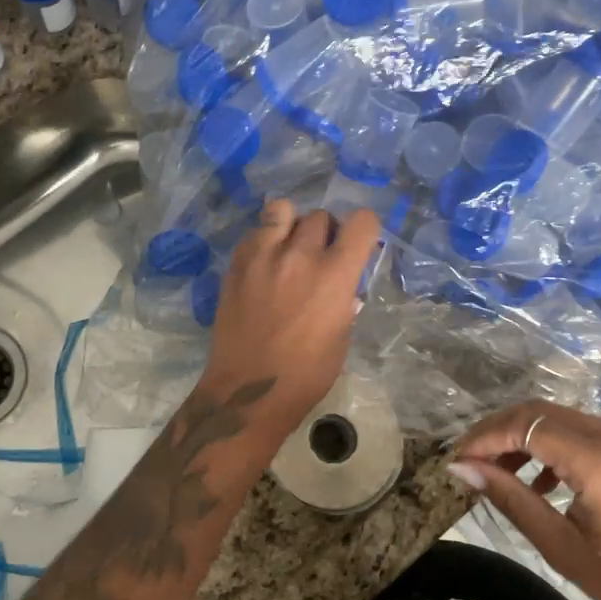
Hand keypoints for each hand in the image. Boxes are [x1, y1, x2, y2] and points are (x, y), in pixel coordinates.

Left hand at [200, 200, 380, 433]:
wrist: (249, 389)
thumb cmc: (306, 374)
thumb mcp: (341, 337)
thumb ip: (343, 300)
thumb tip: (343, 287)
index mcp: (336, 276)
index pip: (362, 222)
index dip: (364, 229)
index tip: (357, 244)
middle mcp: (301, 255)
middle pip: (321, 216)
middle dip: (326, 232)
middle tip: (320, 255)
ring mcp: (263, 255)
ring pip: (282, 210)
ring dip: (292, 224)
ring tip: (288, 246)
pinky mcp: (236, 263)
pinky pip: (254, 231)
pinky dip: (264, 239)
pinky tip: (264, 262)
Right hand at [448, 401, 600, 599]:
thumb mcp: (564, 549)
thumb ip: (511, 500)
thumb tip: (463, 469)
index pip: (525, 425)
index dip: (484, 438)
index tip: (455, 461)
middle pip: (544, 413)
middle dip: (501, 432)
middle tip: (472, 464)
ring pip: (568, 421)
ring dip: (529, 439)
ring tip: (504, 476)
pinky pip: (593, 435)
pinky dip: (560, 448)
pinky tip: (547, 484)